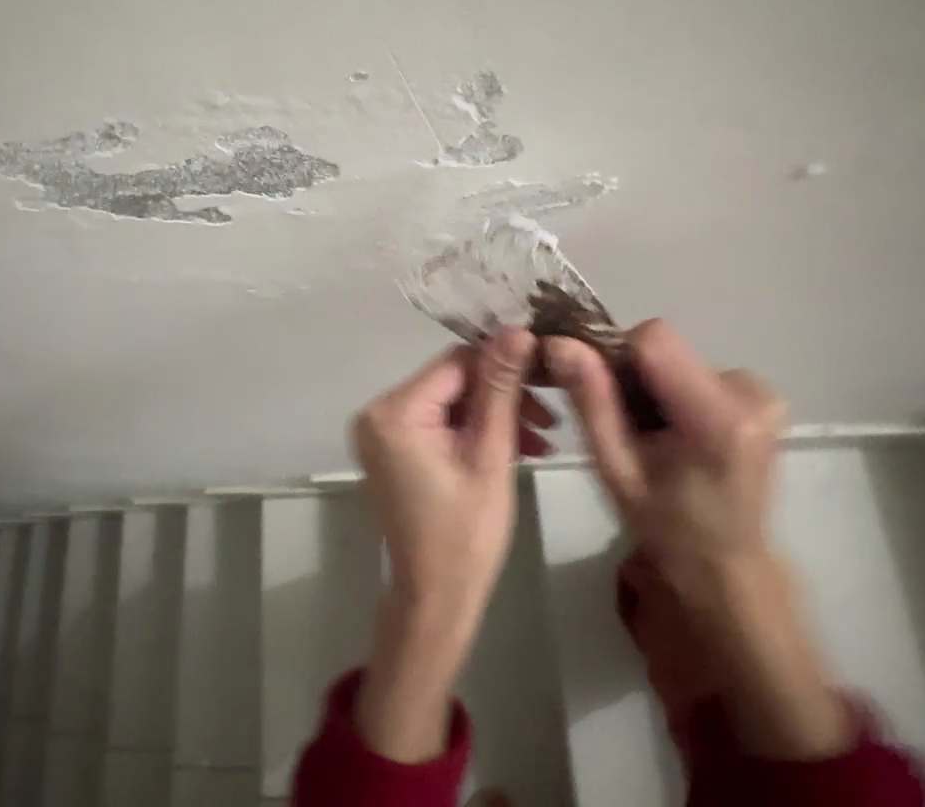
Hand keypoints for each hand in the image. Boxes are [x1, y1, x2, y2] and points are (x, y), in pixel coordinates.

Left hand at [351, 328, 549, 761]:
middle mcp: (376, 413)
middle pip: (452, 380)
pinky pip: (438, 422)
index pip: (457, 362)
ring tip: (540, 438)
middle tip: (549, 416)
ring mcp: (381, 432)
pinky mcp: (392, 448)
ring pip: (450, 401)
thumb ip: (501, 389)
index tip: (548, 374)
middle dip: (503, 394)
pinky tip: (516, 445)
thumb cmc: (468, 532)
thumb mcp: (490, 454)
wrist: (437, 595)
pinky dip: (473, 430)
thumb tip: (516, 330)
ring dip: (494, 414)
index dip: (505, 362)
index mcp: (393, 412)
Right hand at [544, 320, 782, 583]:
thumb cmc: (664, 524)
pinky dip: (677, 392)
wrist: (724, 562)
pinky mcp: (764, 396)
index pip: (653, 339)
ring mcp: (763, 393)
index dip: (617, 358)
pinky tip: (676, 432)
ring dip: (655, 386)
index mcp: (718, 415)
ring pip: (680, 358)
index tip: (602, 396)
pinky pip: (699, 370)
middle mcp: (751, 393)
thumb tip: (559, 343)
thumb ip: (591, 401)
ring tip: (652, 434)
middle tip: (626, 426)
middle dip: (635, 377)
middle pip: (666, 348)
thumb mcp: (615, 467)